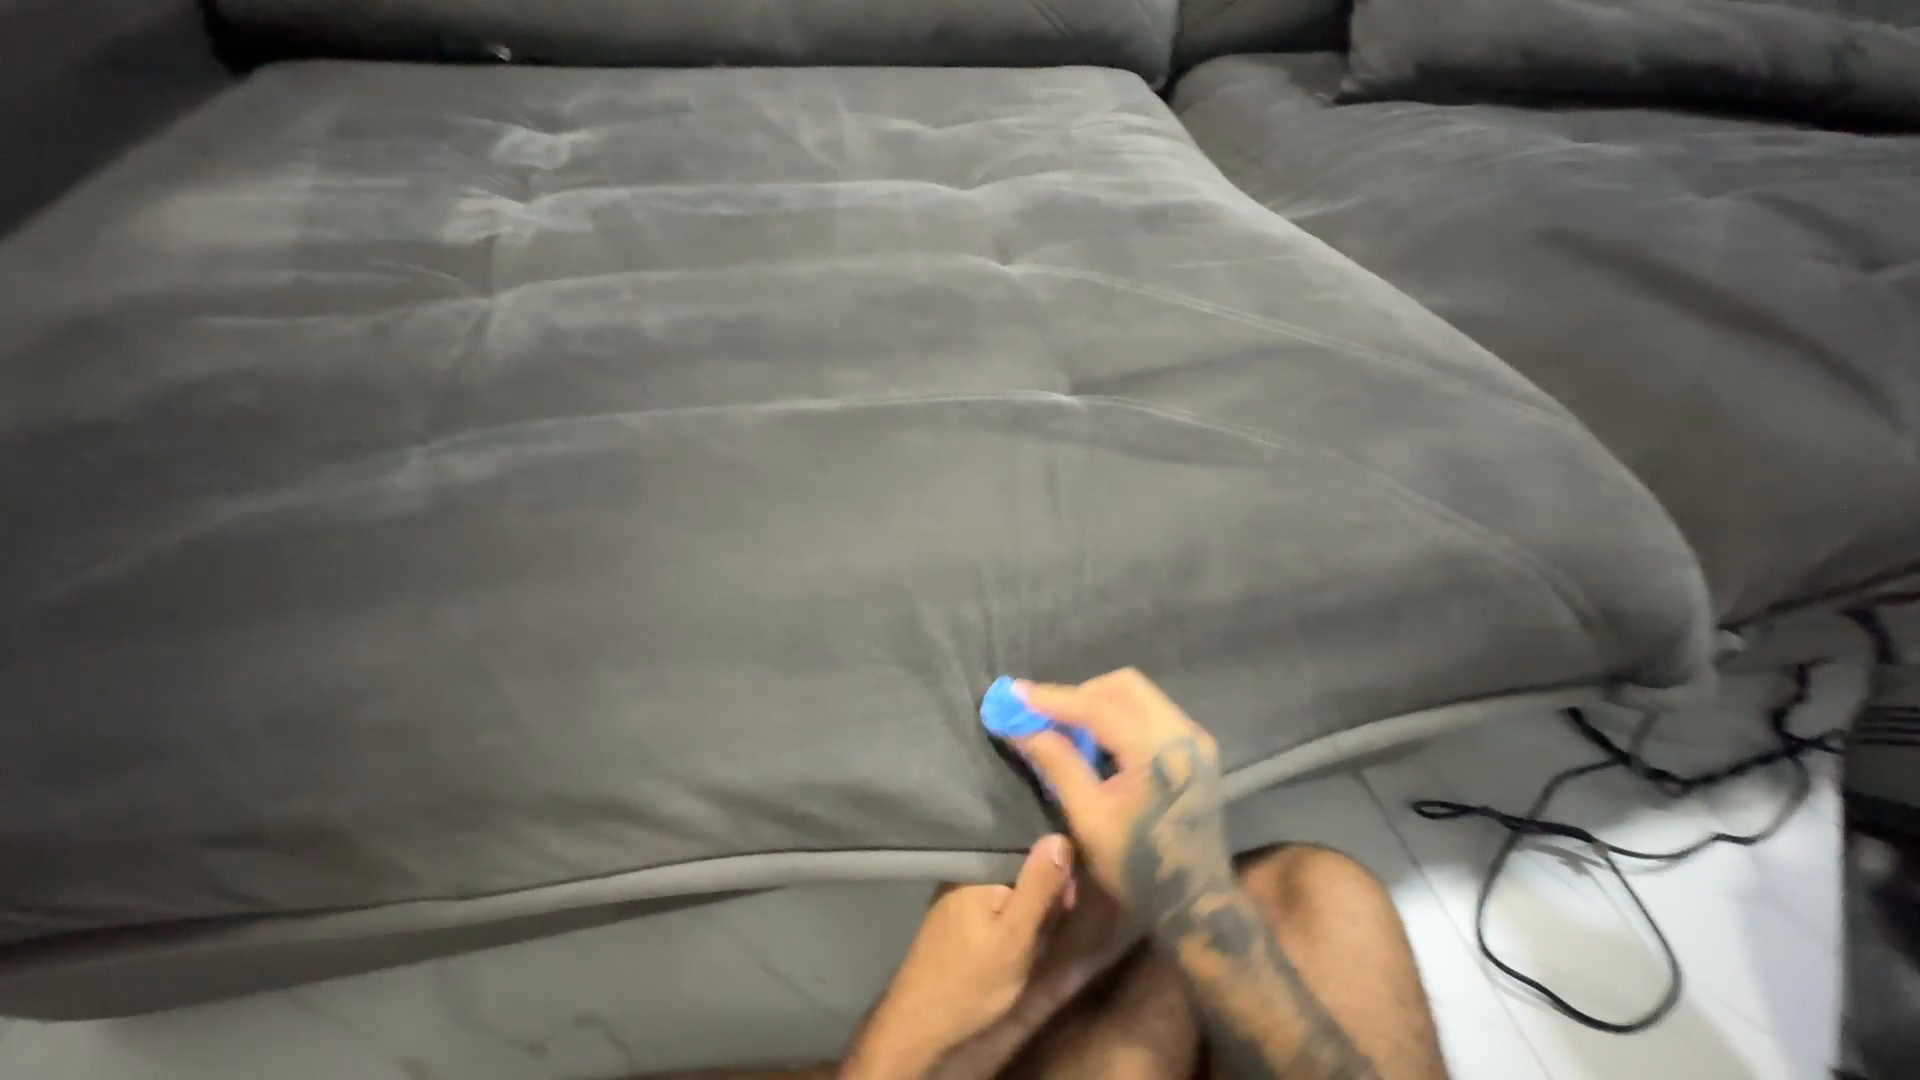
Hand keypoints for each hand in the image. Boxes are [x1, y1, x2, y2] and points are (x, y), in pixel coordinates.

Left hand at [842, 835, 1074, 1078]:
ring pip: (1002, 902)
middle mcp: (961, 878)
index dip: (1053, 887)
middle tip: (1035, 944)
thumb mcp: (1016, 936)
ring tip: (1018, 954)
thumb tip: (1059, 835)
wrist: (919, 1027)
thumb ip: (1039, 887)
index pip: (1030, 861)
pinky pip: (985, 916)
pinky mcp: (946, 925)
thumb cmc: (972, 981)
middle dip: (1035, 910)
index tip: (1063, 912)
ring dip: (1019, 925)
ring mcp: (951, 901)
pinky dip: (998, 933)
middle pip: (1017, 882)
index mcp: (978, 872)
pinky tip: (997, 957)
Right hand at [1010, 669, 1236, 933]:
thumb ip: (1057, 764)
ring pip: (1138, 695)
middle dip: (1079, 694)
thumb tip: (1020, 728)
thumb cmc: (1138, 868)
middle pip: (1123, 686)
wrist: (1195, 903)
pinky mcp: (1196, 748)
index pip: (1098, 707)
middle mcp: (1182, 734)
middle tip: (1044, 714)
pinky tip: (1097, 740)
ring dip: (1098, 702)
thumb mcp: (1089, 819)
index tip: (1016, 694)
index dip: (1053, 699)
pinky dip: (1119, 715)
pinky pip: (1150, 712)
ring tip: (1066, 727)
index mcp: (1157, 752)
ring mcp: (1195, 738)